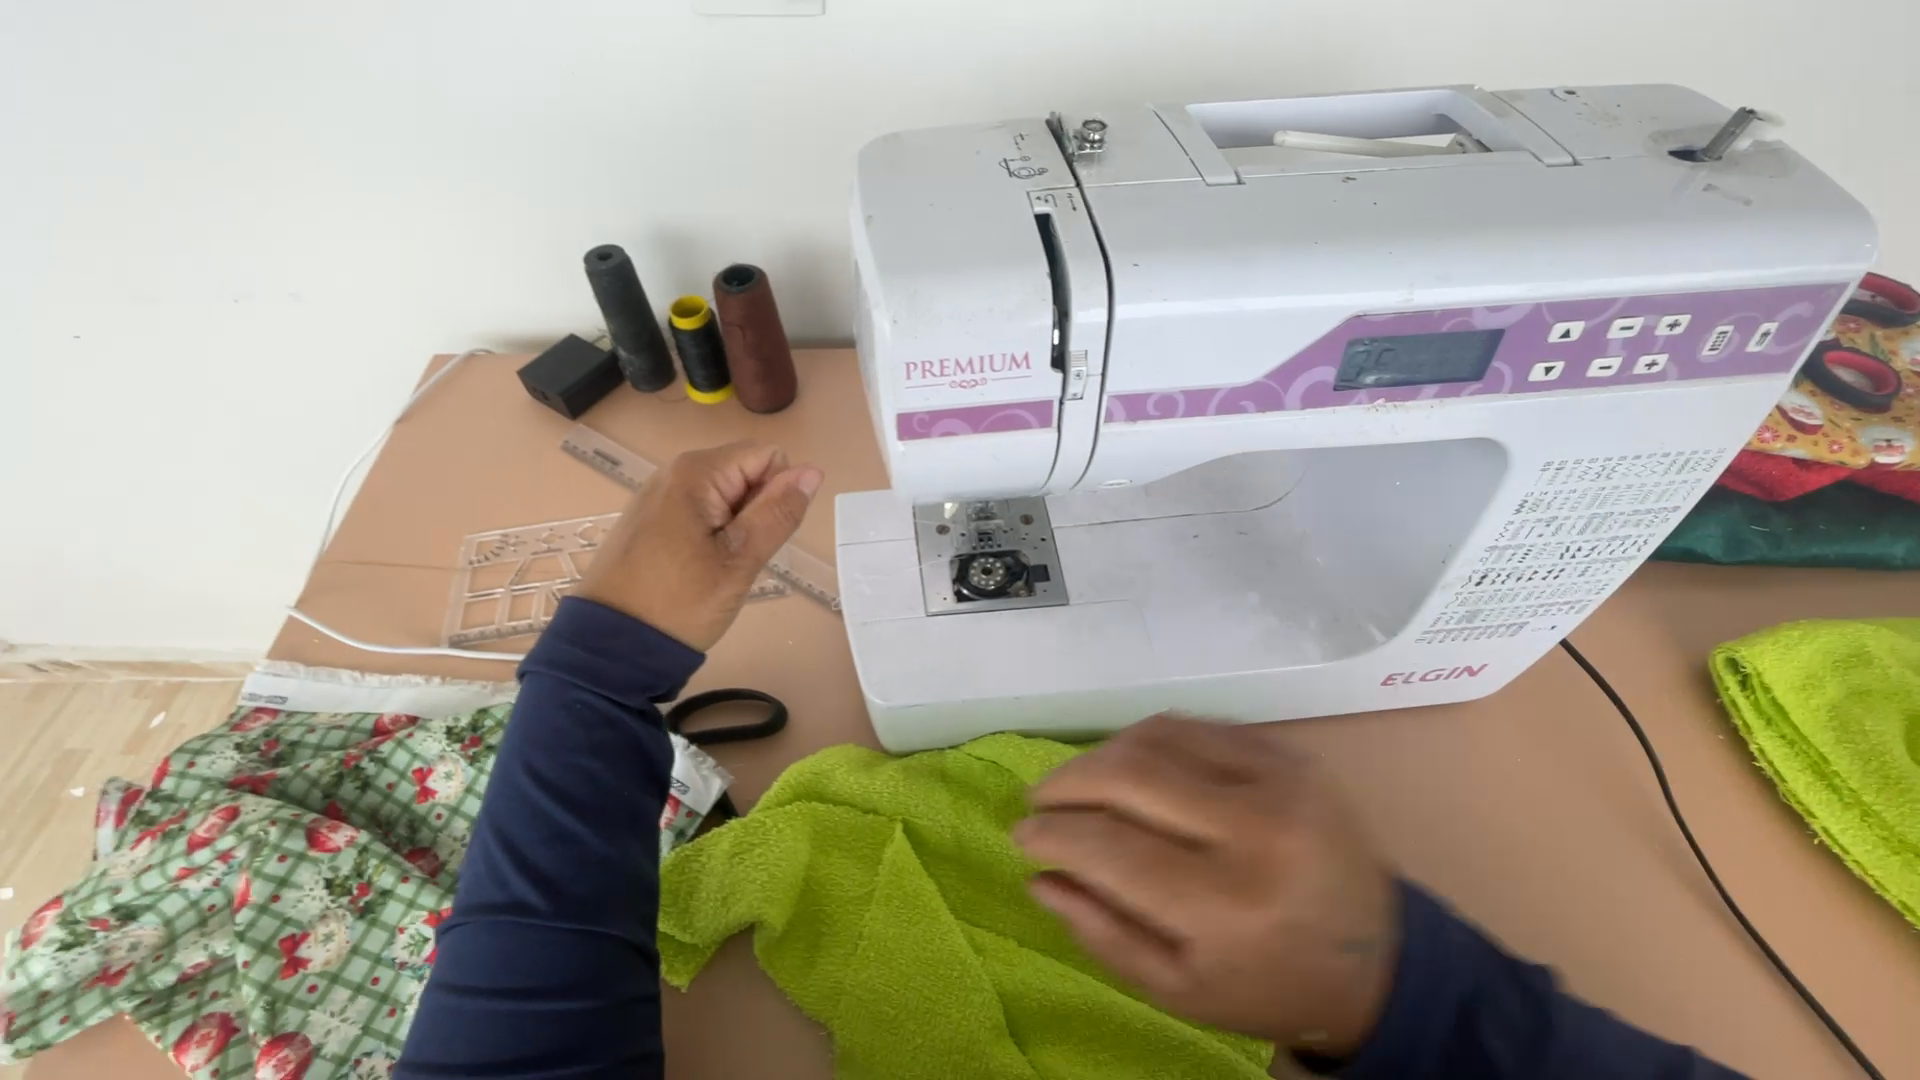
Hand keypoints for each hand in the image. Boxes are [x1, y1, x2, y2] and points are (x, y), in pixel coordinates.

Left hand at [574, 441, 822, 651]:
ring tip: (719, 565)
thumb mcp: (740, 560)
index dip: (777, 494)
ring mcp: (659, 495)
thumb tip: (813, 471)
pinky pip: (702, 511)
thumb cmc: (680, 602)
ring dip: (737, 526)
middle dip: (757, 511)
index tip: (757, 536)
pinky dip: (714, 534)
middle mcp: (675, 471)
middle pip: (747, 472)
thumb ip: (778, 512)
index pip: (769, 456)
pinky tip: (700, 567)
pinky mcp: (651, 518)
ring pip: (727, 495)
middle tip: (738, 556)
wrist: (612, 646)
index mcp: (697, 472)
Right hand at [1013, 715, 1398, 1058]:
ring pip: (1155, 736)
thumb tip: (1039, 875)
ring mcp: (1278, 779)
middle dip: (1066, 783)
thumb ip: (1101, 932)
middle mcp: (1255, 830)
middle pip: (1128, 775)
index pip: (1110, 847)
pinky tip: (1130, 764)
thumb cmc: (1267, 982)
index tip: (1022, 835)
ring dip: (1101, 755)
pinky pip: (1193, 725)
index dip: (1053, 835)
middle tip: (1041, 800)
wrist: (1378, 956)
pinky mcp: (1289, 753)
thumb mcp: (1178, 989)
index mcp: (1228, 906)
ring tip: (1081, 783)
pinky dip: (1146, 738)